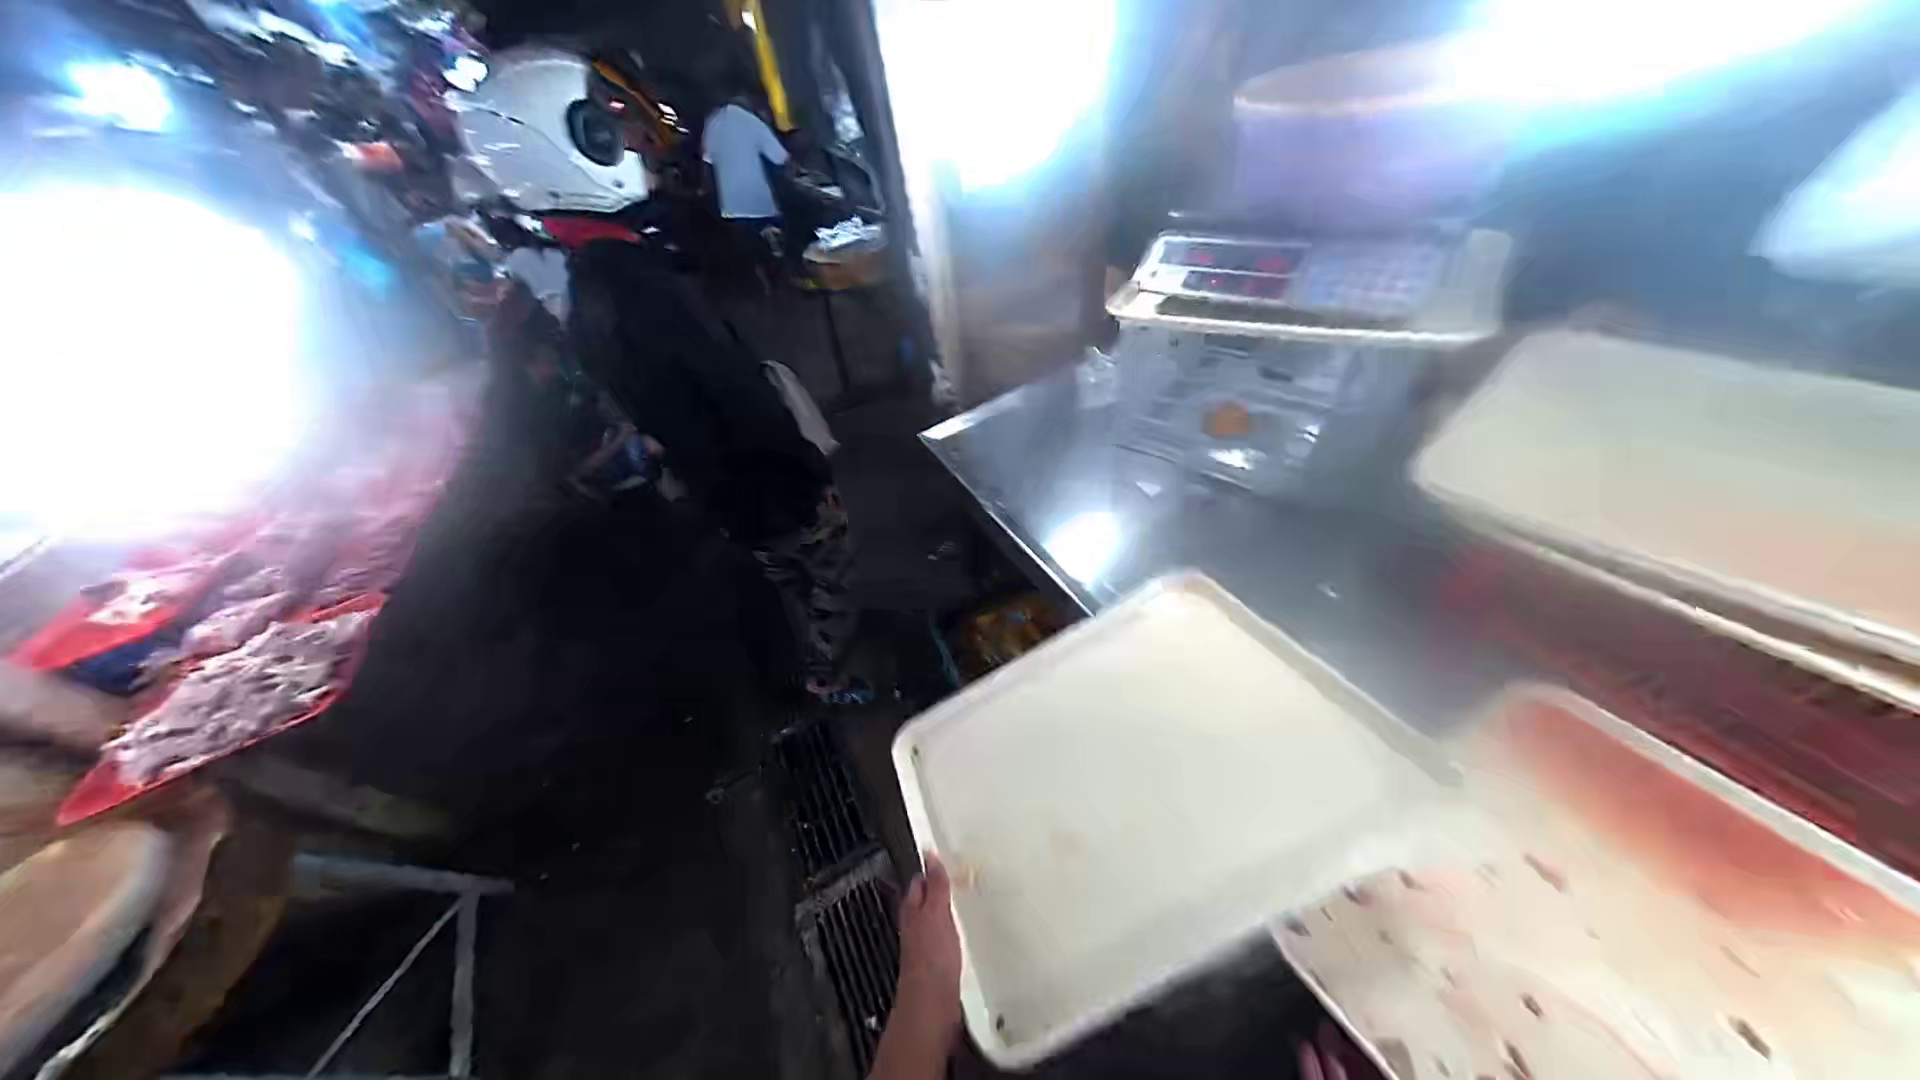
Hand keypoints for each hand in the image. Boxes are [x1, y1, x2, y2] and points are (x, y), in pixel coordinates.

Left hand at [895, 853, 961, 1041]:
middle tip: (963, 878)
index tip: (947, 859)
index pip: (919, 882)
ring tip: (968, 901)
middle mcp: (915, 927)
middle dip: (941, 890)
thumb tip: (930, 855)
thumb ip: (935, 886)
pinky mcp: (938, 965)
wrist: (932, 1007)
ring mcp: (925, 947)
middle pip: (926, 901)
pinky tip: (967, 933)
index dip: (931, 869)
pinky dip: (955, 932)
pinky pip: (946, 940)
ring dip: (949, 911)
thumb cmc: (931, 958)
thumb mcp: (935, 914)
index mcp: (912, 911)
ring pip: (936, 920)